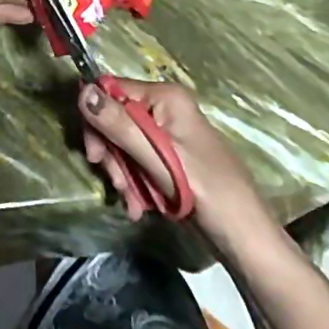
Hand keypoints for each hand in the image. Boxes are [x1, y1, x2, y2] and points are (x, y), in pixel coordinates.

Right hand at [78, 79, 272, 245]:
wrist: (246, 237)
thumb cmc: (206, 191)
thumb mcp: (156, 157)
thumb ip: (118, 124)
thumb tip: (82, 91)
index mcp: (165, 97)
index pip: (110, 91)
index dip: (96, 120)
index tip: (95, 155)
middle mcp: (164, 108)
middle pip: (114, 120)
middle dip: (112, 155)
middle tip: (117, 184)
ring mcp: (167, 133)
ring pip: (122, 144)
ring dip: (122, 175)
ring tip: (134, 203)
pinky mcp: (169, 157)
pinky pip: (136, 161)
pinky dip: (133, 183)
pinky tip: (140, 206)